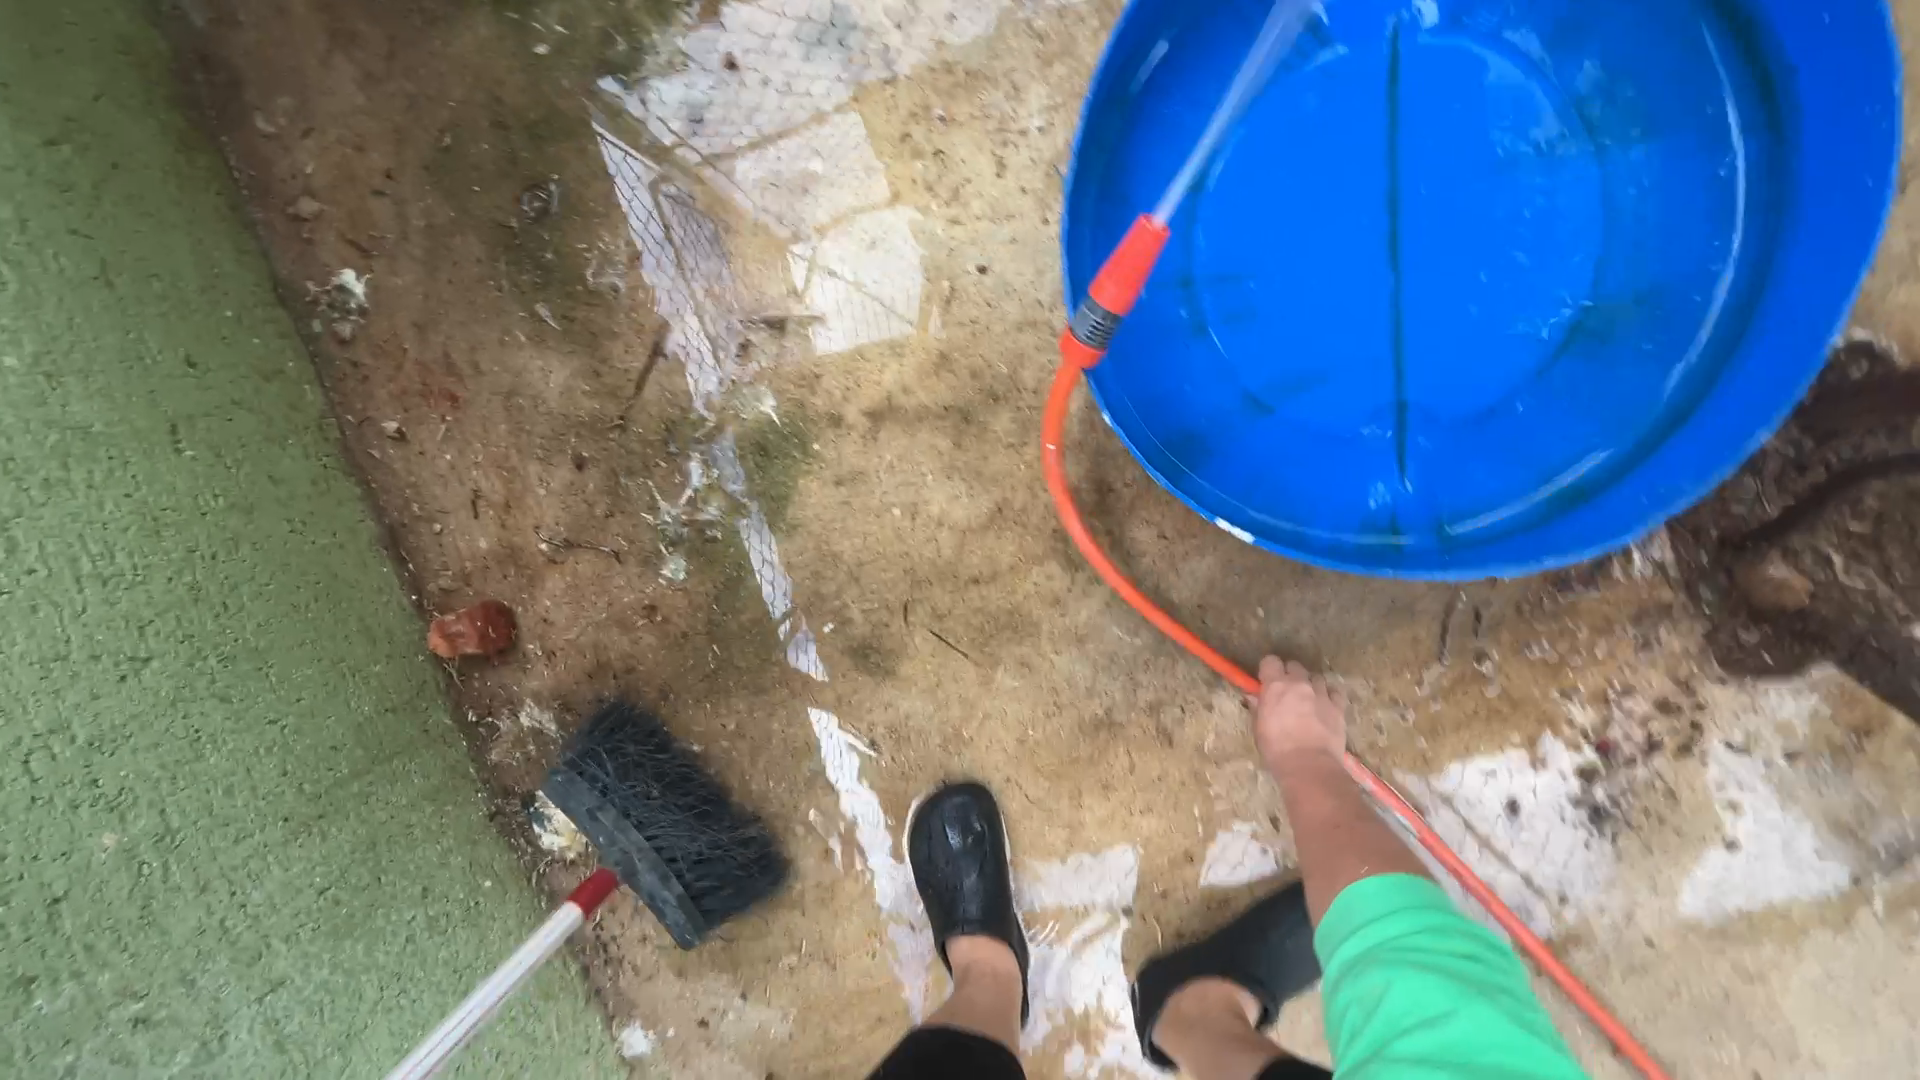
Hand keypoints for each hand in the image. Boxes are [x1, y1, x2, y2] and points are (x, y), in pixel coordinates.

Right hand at [1250, 656, 1346, 769]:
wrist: (1309, 765)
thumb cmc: (1276, 748)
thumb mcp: (1259, 728)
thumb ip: (1257, 708)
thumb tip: (1254, 697)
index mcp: (1275, 686)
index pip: (1271, 661)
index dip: (1269, 669)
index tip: (1267, 680)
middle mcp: (1299, 683)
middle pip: (1295, 666)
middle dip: (1290, 675)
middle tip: (1287, 692)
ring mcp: (1321, 694)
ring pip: (1316, 678)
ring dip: (1310, 685)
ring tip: (1308, 700)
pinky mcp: (1339, 707)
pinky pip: (1335, 692)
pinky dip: (1329, 695)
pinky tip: (1326, 706)